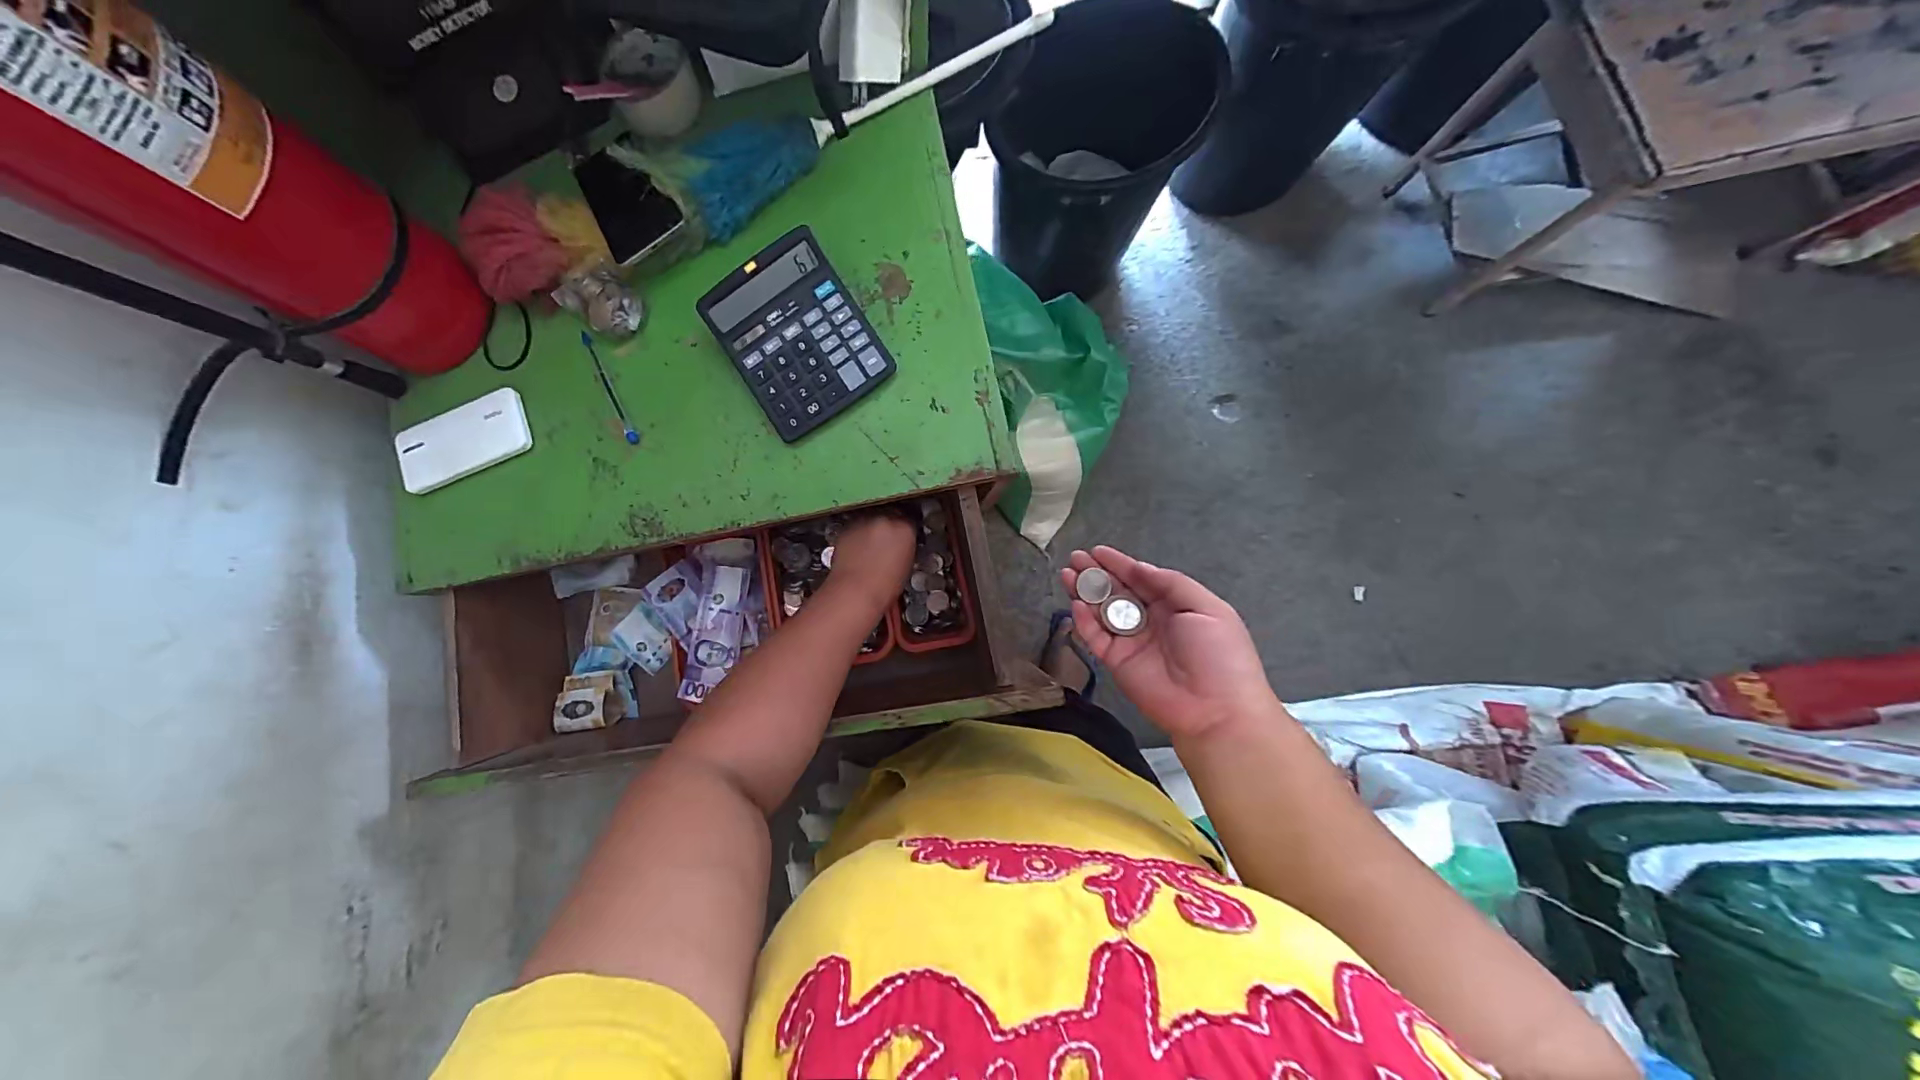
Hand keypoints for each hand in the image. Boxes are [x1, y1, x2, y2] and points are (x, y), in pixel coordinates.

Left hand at [825, 513, 916, 608]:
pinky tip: (859, 554)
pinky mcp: (846, 529)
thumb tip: (901, 546)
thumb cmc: (882, 588)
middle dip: (888, 530)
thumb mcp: (907, 567)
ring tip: (871, 552)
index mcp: (905, 528)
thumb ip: (905, 548)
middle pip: (889, 517)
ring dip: (872, 532)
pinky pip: (855, 529)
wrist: (856, 593)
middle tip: (887, 546)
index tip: (902, 539)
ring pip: (871, 521)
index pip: (909, 522)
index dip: (905, 532)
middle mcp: (884, 520)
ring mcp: (863, 523)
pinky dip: (857, 538)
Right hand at [1061, 546, 1279, 741]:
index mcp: (1175, 606)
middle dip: (1096, 574)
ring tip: (1067, 574)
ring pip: (1102, 612)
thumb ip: (1172, 584)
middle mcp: (1151, 620)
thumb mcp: (1208, 608)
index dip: (1120, 564)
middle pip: (1118, 592)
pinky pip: (1096, 638)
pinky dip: (1084, 621)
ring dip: (1085, 592)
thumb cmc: (1220, 656)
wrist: (1215, 709)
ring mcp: (1132, 641)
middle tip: (1075, 558)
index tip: (1098, 551)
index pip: (1142, 579)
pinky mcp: (1117, 662)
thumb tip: (1141, 568)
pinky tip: (1077, 604)